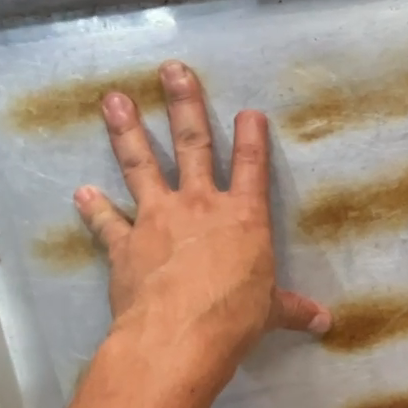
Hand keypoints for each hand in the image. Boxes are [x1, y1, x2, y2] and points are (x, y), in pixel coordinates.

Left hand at [74, 60, 329, 391]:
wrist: (178, 336)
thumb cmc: (235, 317)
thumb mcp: (272, 311)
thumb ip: (294, 309)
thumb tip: (327, 322)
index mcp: (244, 217)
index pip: (252, 166)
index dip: (252, 137)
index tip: (249, 112)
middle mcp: (201, 206)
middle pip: (193, 146)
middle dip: (184, 106)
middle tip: (171, 71)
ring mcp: (158, 220)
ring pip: (141, 166)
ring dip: (127, 131)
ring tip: (112, 99)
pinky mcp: (125, 244)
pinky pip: (107, 222)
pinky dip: (94, 208)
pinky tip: (81, 192)